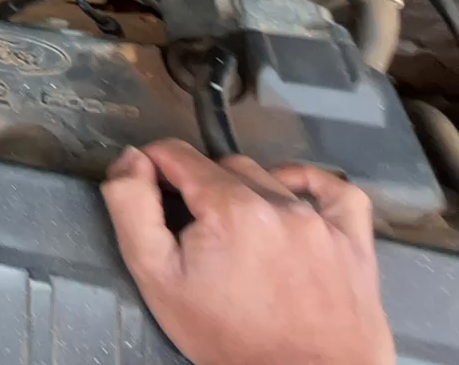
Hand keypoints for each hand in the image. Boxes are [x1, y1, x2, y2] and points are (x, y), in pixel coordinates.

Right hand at [101, 140, 392, 364]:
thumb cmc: (222, 332)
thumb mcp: (150, 269)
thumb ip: (129, 202)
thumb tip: (133, 158)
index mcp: (230, 208)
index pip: (173, 153)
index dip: (150, 169)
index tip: (148, 199)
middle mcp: (281, 207)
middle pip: (217, 165)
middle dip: (191, 182)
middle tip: (184, 224)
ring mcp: (325, 227)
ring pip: (264, 178)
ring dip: (236, 189)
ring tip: (226, 227)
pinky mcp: (356, 248)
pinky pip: (340, 194)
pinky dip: (307, 183)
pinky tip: (286, 193)